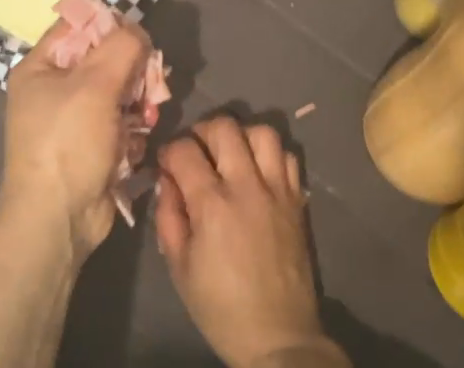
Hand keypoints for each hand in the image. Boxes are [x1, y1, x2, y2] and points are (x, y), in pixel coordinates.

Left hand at [0, 16, 151, 258]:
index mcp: (40, 67)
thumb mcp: (94, 83)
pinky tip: (142, 135)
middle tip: (150, 81)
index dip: (110, 26)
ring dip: (139, 99)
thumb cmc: (68, 143)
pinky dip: (134, 126)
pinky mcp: (93, 145)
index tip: (139, 38)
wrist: (58, 219)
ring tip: (149, 115)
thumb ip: (122, 47)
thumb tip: (138, 32)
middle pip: (104, 58)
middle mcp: (54, 89)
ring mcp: (74, 120)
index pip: (79, 26)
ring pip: (118, 90)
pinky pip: (121, 121)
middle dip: (132, 68)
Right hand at [155, 118, 344, 367]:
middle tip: (196, 152)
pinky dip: (269, 155)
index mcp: (211, 204)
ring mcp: (277, 190)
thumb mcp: (178, 266)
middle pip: (224, 127)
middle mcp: (246, 186)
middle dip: (201, 131)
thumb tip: (167, 180)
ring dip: (240, 136)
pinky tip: (257, 172)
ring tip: (229, 155)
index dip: (168, 151)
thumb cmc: (219, 306)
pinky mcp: (297, 200)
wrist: (277, 335)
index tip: (166, 165)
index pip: (183, 150)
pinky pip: (287, 156)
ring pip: (261, 132)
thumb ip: (168, 215)